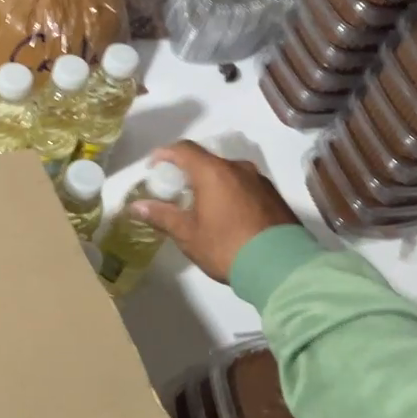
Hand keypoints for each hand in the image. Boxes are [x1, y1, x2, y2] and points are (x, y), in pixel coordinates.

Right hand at [132, 140, 298, 282]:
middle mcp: (238, 168)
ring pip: (228, 174)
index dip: (165, 154)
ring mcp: (260, 181)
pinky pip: (245, 186)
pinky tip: (228, 217)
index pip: (184, 149)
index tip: (154, 168)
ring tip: (203, 208)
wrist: (281, 267)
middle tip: (177, 193)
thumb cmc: (226, 247)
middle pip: (207, 160)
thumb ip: (162, 215)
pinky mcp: (274, 196)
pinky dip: (231, 193)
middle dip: (189, 172)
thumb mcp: (188, 234)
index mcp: (213, 172)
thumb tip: (135, 206)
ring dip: (212, 184)